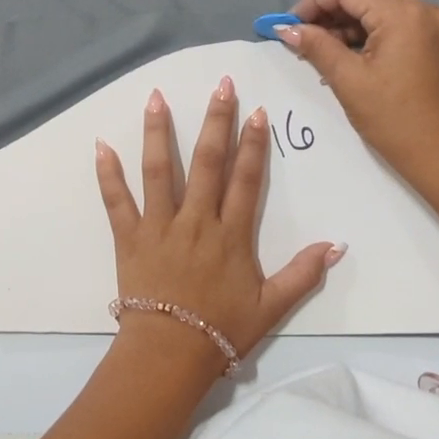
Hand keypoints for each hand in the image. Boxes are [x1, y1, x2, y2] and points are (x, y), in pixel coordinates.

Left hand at [95, 78, 343, 372]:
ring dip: (159, 132)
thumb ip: (304, 274)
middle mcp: (196, 220)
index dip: (253, 144)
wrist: (169, 353)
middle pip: (206, 162)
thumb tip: (337, 245)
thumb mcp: (271, 307)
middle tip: (220, 85)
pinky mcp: (128, 237)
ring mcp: (159, 226)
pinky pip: (116, 201)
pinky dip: (107, 173)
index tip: (256, 111)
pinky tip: (101, 144)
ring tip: (157, 97)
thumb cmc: (221, 331)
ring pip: (159, 170)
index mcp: (231, 234)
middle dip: (215, 121)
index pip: (246, 179)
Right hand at [277, 0, 438, 182]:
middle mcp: (423, 9)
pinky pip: (393, 22)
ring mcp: (432, 24)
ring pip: (379, 6)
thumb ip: (316, 46)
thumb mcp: (347, 80)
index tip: (288, 24)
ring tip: (317, 43)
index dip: (313, 2)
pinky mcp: (434, 40)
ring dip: (347, 20)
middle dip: (329, 8)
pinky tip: (343, 49)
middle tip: (300, 31)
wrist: (437, 153)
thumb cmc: (391, 117)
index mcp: (403, 14)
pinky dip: (367, 31)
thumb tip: (287, 29)